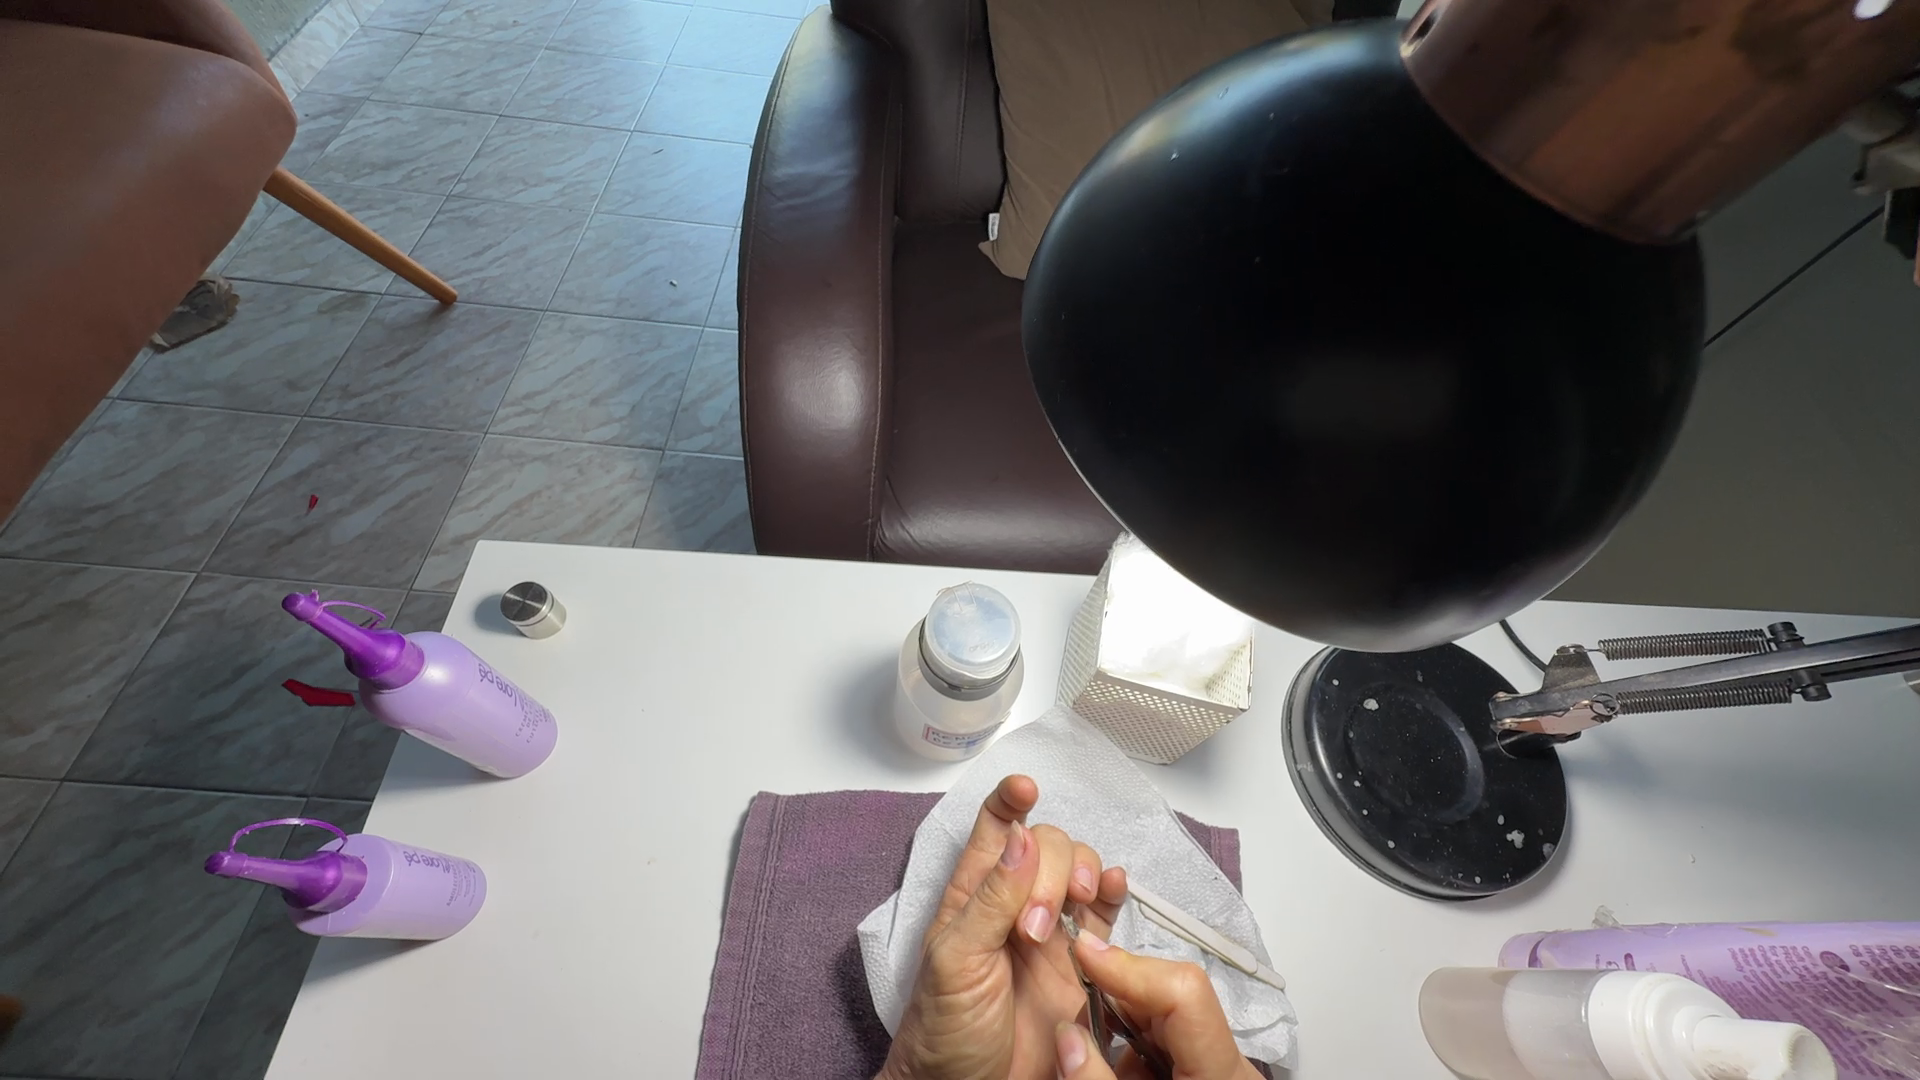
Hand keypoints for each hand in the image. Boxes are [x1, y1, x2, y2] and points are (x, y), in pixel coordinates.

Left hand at [880, 775, 1127, 1079]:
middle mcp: (1015, 900)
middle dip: (1048, 868)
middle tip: (1036, 925)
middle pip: (1045, 845)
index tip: (1024, 788)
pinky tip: (1116, 888)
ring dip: (1083, 875)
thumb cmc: (943, 1029)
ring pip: (1078, 870)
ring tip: (1079, 907)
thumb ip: (990, 900)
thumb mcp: (955, 959)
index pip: (994, 827)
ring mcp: (1052, 928)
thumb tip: (1021, 838)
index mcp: (975, 891)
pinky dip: (1116, 893)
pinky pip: (1106, 915)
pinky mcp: (1082, 961)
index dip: (1009, 801)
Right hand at [1052, 933, 1261, 1079]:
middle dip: (1114, 993)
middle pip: (1167, 994)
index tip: (1083, 953)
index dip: (1129, 965)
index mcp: (1221, 1075)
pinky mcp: (1204, 1071)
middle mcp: (1227, 1063)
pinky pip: (1163, 1040)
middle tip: (1074, 1005)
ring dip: (1117, 1023)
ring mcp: (1218, 1065)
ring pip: (1161, 1016)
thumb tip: (1067, 1032)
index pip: (1184, 990)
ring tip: (1089, 1048)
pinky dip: (1128, 1045)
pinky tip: (1109, 1065)